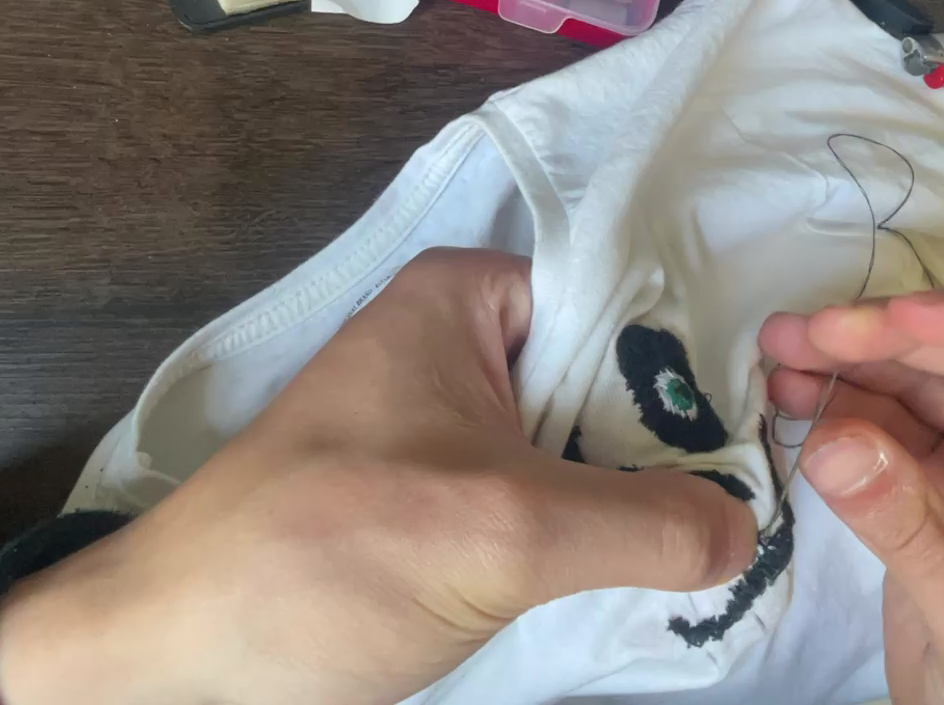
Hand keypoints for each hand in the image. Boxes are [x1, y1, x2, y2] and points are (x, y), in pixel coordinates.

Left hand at [0, 249, 755, 704]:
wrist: (182, 648)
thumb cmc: (331, 549)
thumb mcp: (505, 530)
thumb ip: (642, 521)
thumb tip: (745, 524)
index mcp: (465, 295)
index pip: (611, 304)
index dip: (686, 367)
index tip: (760, 428)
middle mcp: (457, 334)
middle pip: (596, 374)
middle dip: (662, 440)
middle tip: (751, 496)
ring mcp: (446, 408)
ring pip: (571, 436)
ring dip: (626, 490)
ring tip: (715, 534)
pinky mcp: (437, 474)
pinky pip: (537, 481)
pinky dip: (584, 520)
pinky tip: (643, 559)